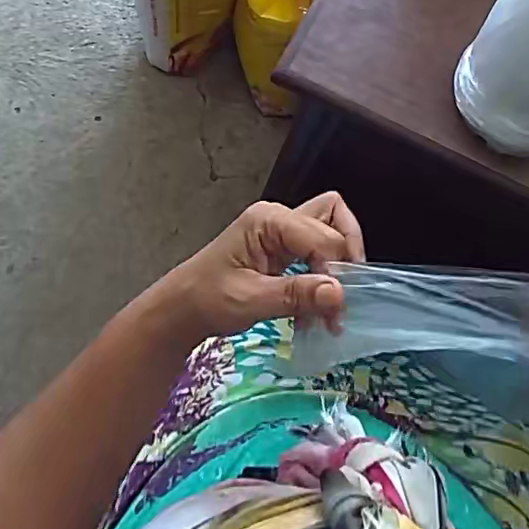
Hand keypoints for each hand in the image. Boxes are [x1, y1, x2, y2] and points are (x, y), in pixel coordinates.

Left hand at [144, 192, 366, 343]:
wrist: (183, 308)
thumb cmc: (209, 299)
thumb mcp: (250, 300)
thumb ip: (295, 295)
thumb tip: (338, 293)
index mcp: (268, 220)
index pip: (322, 234)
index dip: (334, 267)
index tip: (333, 305)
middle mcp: (279, 218)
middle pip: (333, 219)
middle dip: (344, 259)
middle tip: (342, 299)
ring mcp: (282, 231)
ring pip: (330, 233)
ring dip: (338, 268)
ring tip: (332, 310)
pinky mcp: (284, 248)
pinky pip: (317, 253)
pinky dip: (324, 278)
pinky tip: (317, 311)